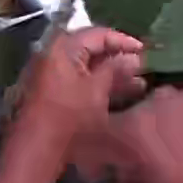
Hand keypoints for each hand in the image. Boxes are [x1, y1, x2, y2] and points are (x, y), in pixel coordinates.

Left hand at [10, 27, 145, 148]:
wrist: (37, 148)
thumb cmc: (69, 115)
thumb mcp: (97, 89)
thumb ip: (116, 68)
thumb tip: (135, 57)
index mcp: (64, 46)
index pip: (98, 34)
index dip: (124, 41)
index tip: (145, 50)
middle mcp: (56, 53)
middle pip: (92, 47)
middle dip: (119, 56)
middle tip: (142, 65)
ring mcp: (53, 71)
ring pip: (88, 64)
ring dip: (112, 71)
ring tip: (139, 82)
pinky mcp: (54, 89)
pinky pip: (81, 78)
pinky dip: (99, 82)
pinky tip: (121, 92)